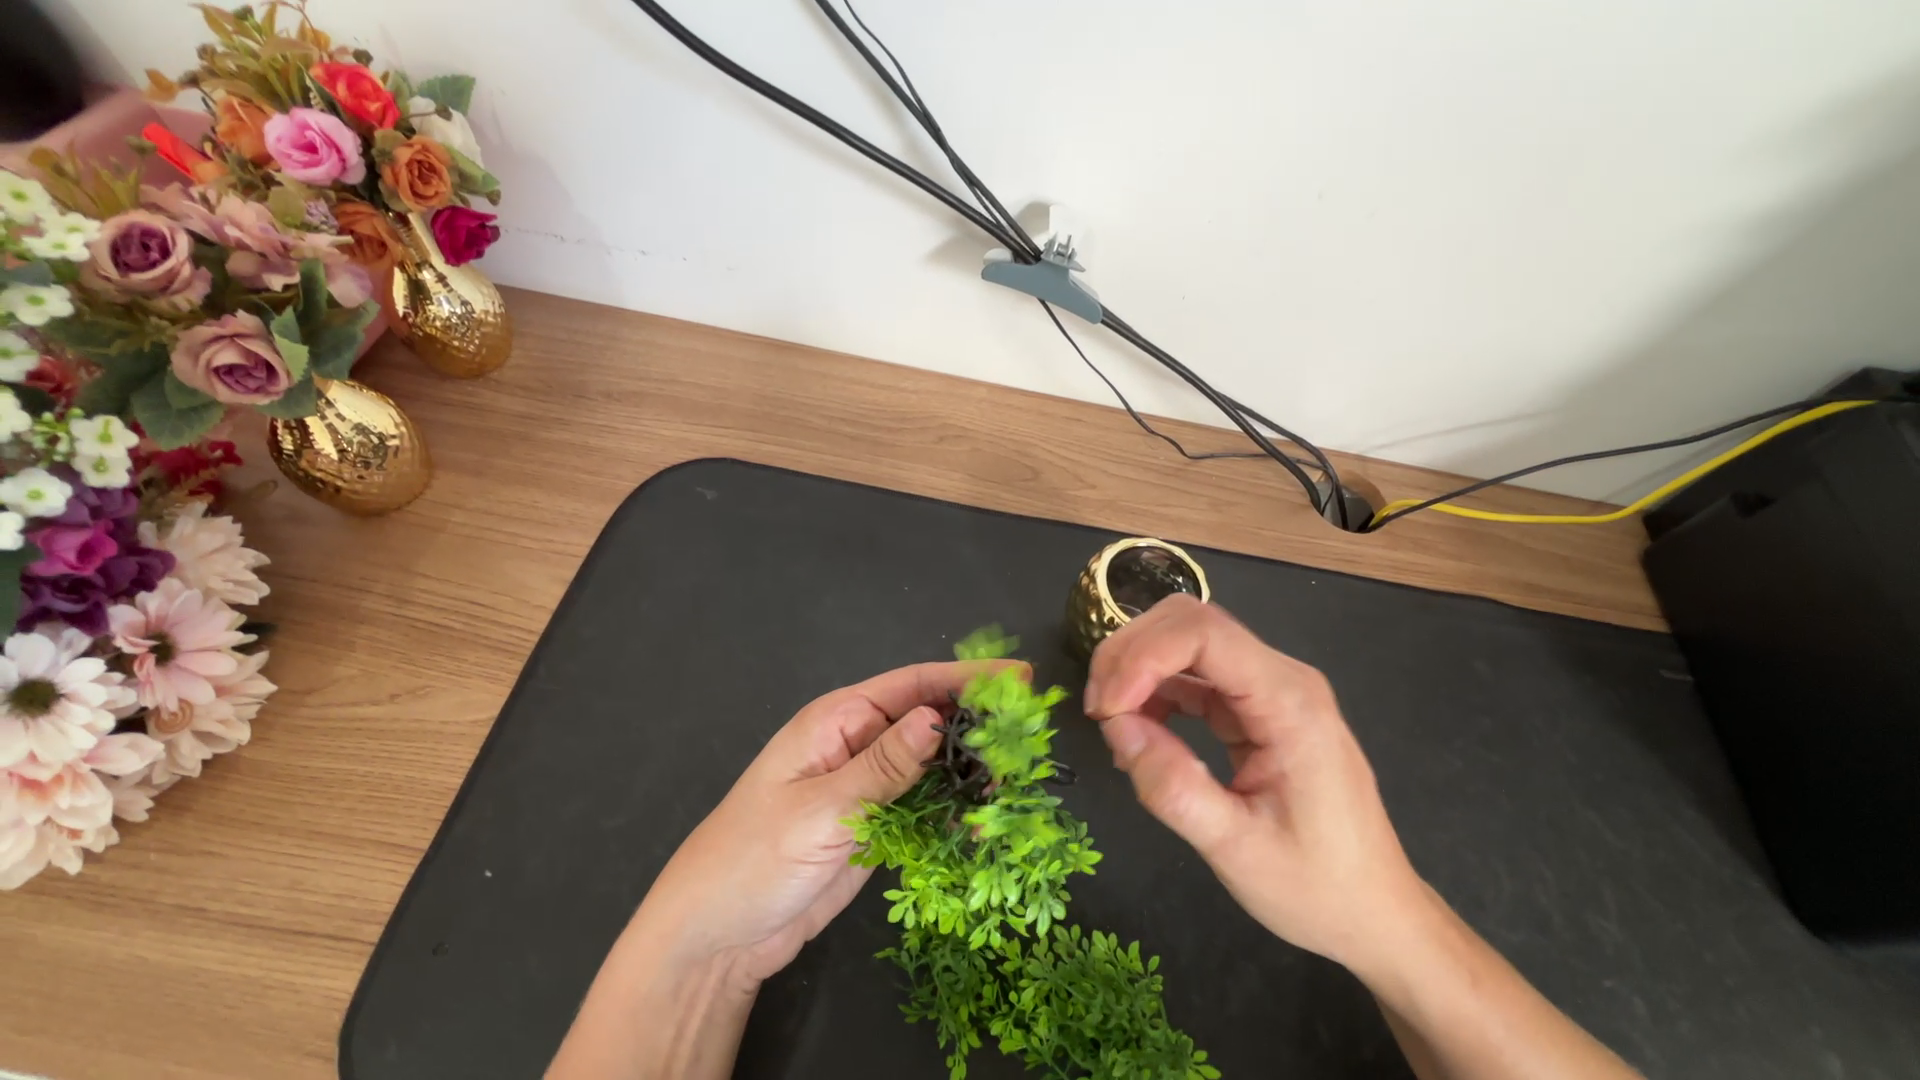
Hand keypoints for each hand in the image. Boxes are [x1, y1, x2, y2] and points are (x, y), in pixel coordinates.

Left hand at [630, 659, 1014, 986]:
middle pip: (929, 721)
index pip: (913, 685)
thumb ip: (883, 766)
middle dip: (978, 725)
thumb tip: (937, 716)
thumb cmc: (754, 859)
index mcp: (838, 721)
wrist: (716, 936)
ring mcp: (867, 787)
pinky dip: (952, 811)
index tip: (1022, 680)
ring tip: (1016, 784)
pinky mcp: (874, 827)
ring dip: (971, 772)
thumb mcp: (821, 810)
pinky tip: (980, 823)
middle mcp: (857, 744)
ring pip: (932, 766)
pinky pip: (923, 807)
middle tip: (1029, 742)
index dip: (968, 678)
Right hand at [1083, 594, 1424, 967]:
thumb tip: (1116, 728)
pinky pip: (1194, 676)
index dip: (1142, 657)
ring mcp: (1269, 689)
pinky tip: (1138, 730)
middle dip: (1131, 654)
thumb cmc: (1315, 886)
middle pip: (1190, 623)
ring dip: (1138, 669)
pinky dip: (1155, 692)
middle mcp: (1281, 679)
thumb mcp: (1235, 849)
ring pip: (1187, 642)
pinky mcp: (1255, 708)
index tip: (1106, 710)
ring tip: (1110, 723)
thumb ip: (1173, 787)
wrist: (1374, 912)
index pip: (1204, 633)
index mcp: (1289, 702)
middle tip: (1098, 713)